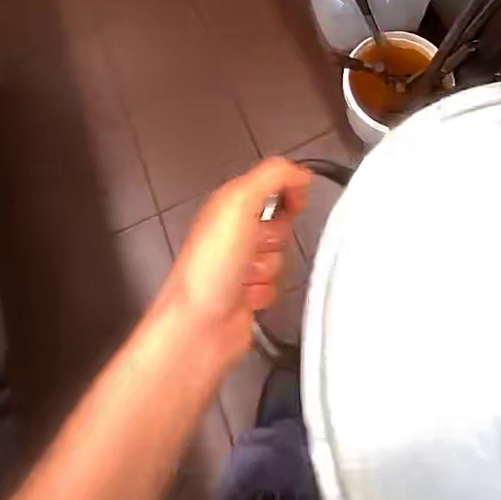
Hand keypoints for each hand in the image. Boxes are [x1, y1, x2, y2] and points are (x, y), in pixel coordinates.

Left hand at [155, 158, 310, 368]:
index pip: (273, 183)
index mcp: (229, 204)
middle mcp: (235, 231)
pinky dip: (267, 291)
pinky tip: (246, 296)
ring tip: (245, 277)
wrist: (199, 327)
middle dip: (277, 236)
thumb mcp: (239, 202)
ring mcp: (242, 263)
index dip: (290, 190)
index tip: (295, 201)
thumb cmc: (209, 266)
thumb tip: (301, 173)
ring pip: (282, 255)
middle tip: (255, 245)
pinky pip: (278, 284)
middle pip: (283, 222)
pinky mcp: (250, 292)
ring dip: (270, 268)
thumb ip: (273, 176)